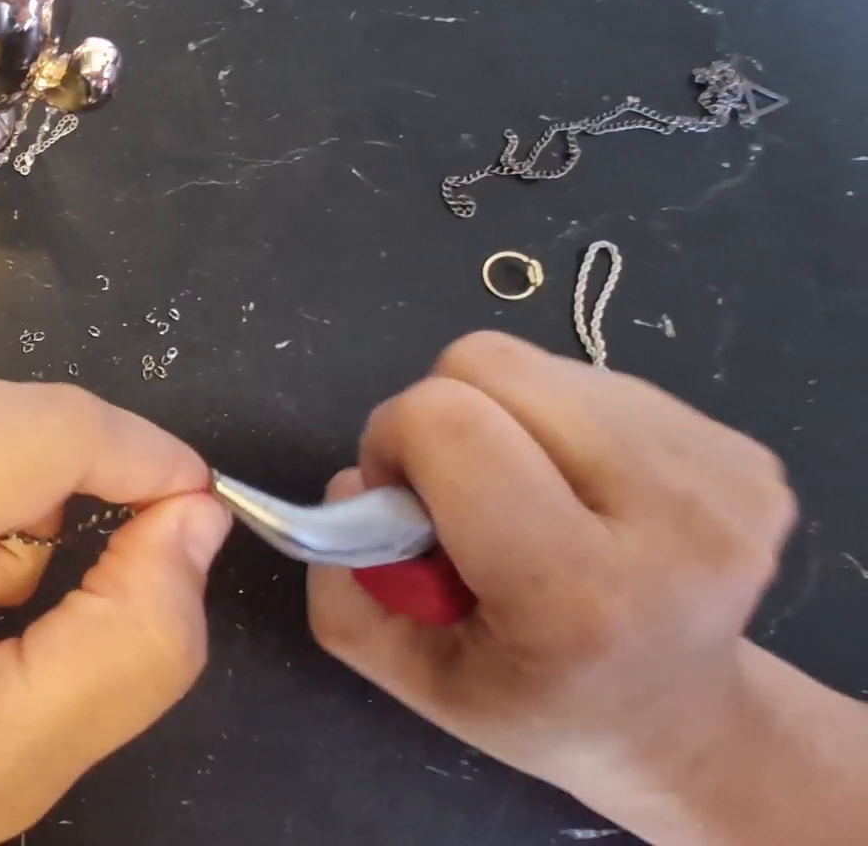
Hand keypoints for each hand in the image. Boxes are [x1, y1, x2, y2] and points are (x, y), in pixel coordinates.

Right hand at [308, 332, 798, 821]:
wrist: (678, 721)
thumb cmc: (523, 696)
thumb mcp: (395, 662)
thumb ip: (339, 575)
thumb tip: (359, 481)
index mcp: (574, 590)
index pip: (447, 424)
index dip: (391, 440)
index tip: (402, 500)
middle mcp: (671, 521)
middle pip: (486, 365)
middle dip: (437, 412)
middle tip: (452, 487)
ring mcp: (719, 478)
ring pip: (529, 363)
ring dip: (492, 412)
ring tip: (516, 488)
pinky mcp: (744, 449)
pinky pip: (581, 377)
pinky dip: (545, 417)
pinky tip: (566, 483)